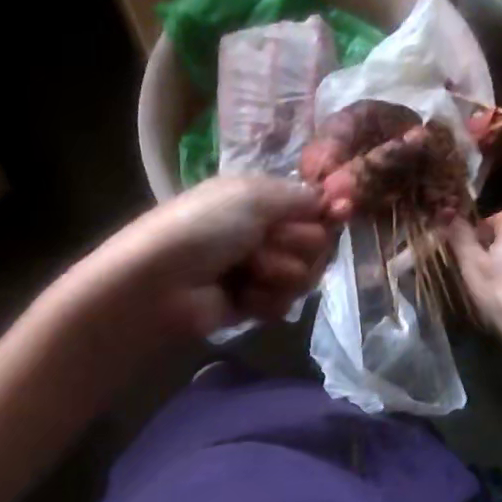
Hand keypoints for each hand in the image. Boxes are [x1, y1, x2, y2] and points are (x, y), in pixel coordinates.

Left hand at [72, 176, 336, 339]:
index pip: (312, 207)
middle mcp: (261, 233)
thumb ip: (298, 196)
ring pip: (303, 276)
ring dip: (279, 273)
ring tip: (248, 272)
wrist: (163, 282)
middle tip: (263, 246)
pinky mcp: (251, 306)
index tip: (338, 214)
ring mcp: (257, 271)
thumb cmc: (205, 227)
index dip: (325, 213)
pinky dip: (266, 300)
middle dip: (296, 245)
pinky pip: (284, 304)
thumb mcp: (252, 195)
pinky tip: (243, 297)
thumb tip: (333, 200)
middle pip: (315, 243)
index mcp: (259, 199)